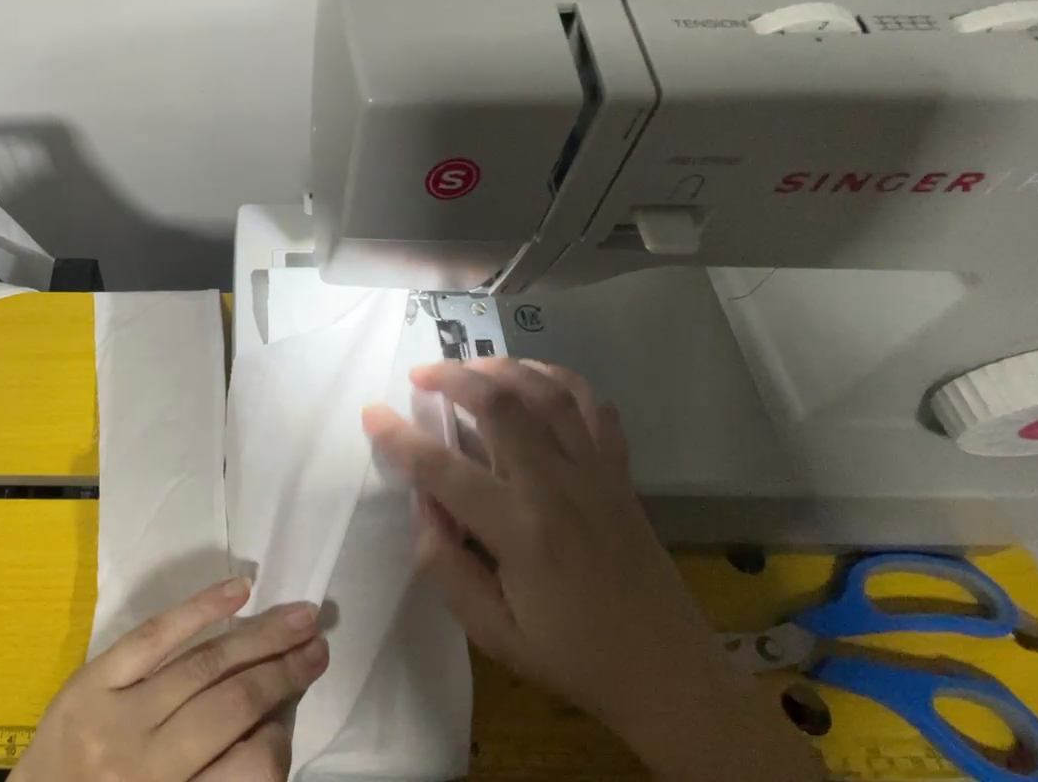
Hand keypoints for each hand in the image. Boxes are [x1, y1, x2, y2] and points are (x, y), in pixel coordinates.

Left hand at [11, 578, 328, 781]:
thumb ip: (224, 778)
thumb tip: (275, 721)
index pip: (253, 767)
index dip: (282, 735)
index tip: (293, 710)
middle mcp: (144, 766)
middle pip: (233, 704)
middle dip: (285, 670)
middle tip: (319, 644)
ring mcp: (113, 716)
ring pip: (203, 665)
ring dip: (260, 637)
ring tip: (299, 618)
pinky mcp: (89, 680)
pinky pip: (152, 635)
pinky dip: (199, 608)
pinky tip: (239, 591)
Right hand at [363, 359, 820, 781]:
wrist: (665, 670)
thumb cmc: (570, 654)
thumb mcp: (491, 632)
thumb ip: (444, 566)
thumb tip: (422, 505)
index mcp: (521, 533)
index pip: (444, 470)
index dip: (399, 438)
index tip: (372, 415)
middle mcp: (558, 488)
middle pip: (501, 404)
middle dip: (451, 378)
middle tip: (420, 376)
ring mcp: (595, 472)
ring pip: (545, 392)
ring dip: (501, 368)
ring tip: (468, 368)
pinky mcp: (619, 470)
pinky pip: (592, 404)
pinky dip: (558, 377)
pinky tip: (531, 377)